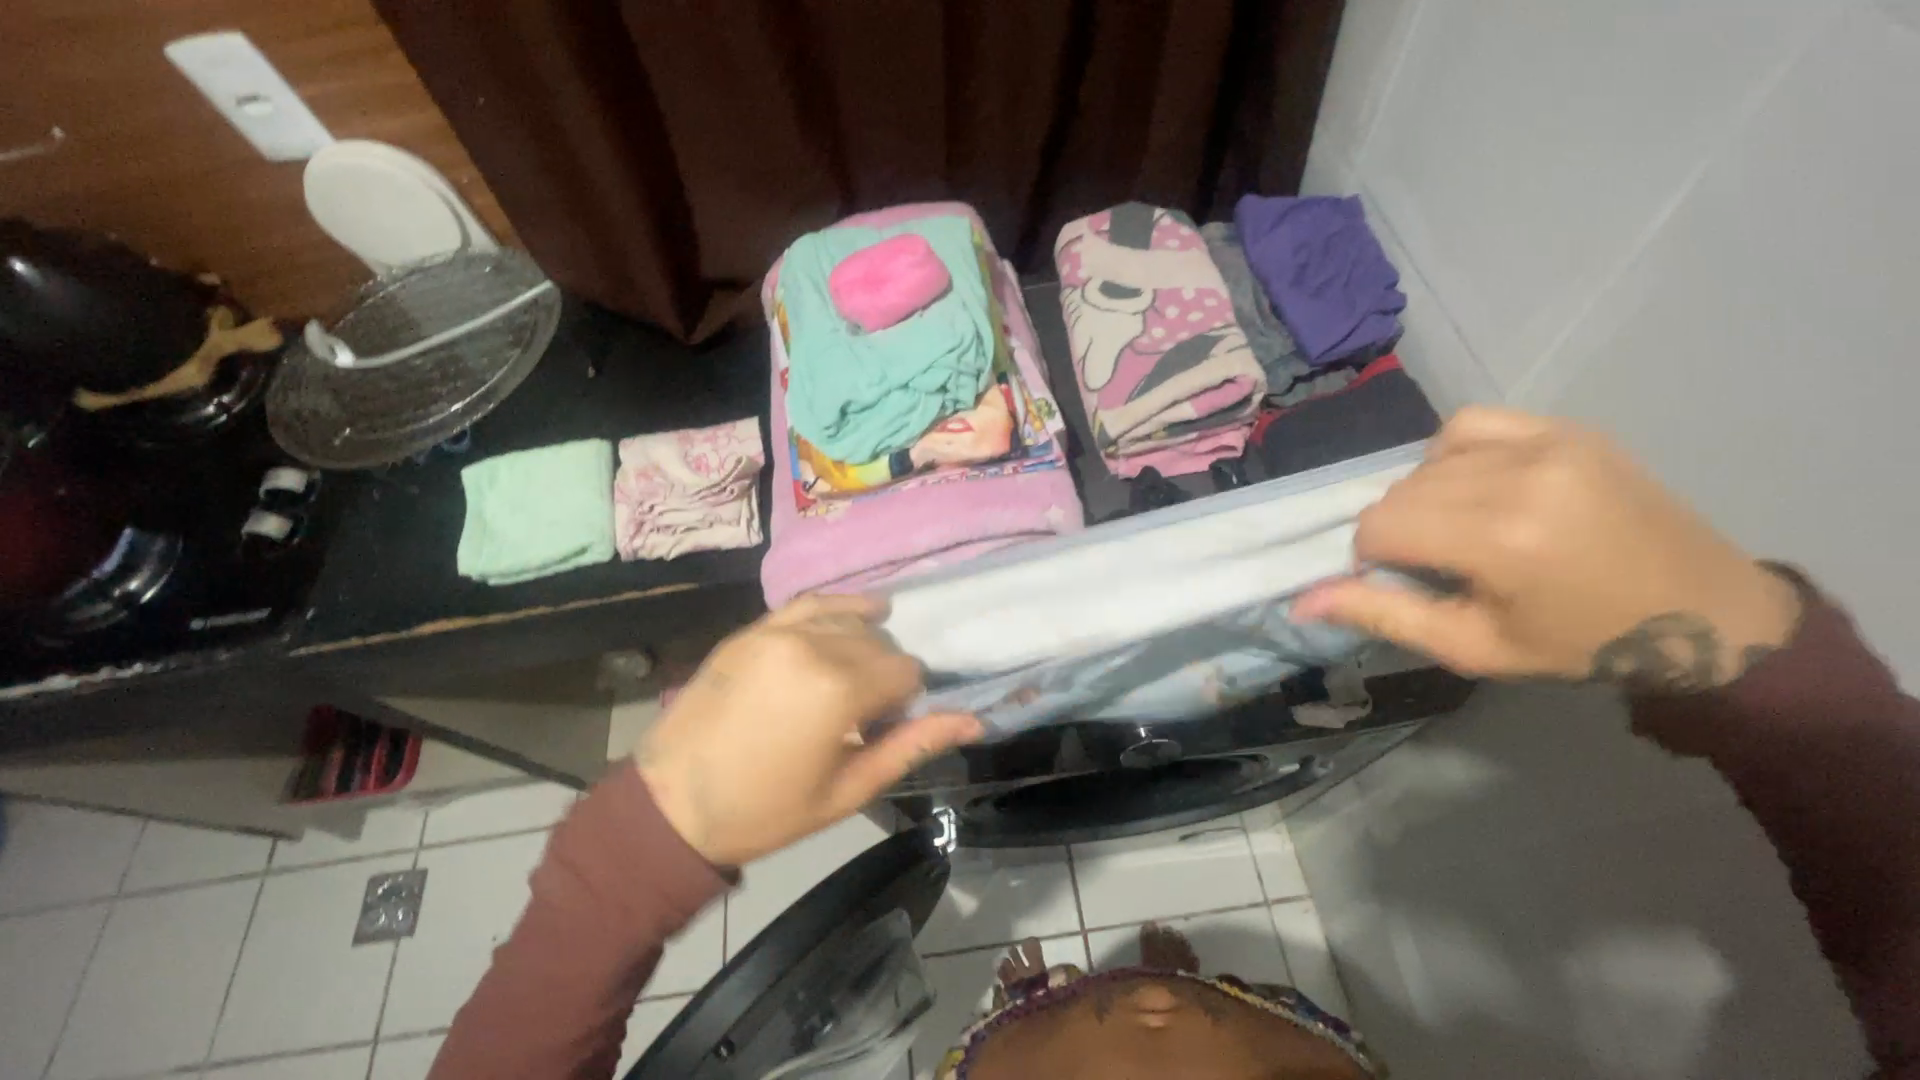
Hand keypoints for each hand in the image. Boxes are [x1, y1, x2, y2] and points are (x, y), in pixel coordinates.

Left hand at [635, 594, 981, 866]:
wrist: (672, 806)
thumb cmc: (765, 810)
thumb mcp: (848, 790)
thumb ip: (912, 746)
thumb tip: (974, 721)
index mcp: (839, 689)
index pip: (906, 670)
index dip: (907, 700)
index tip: (886, 726)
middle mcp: (813, 646)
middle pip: (879, 643)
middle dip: (884, 673)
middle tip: (865, 713)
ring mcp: (776, 632)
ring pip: (848, 620)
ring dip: (863, 642)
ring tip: (854, 673)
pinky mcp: (751, 630)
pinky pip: (808, 603)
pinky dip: (837, 607)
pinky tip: (860, 611)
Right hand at [1292, 407, 1800, 691]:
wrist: (1706, 616)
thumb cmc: (1582, 644)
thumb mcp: (1474, 648)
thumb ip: (1383, 616)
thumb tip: (1300, 600)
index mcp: (1497, 540)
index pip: (1379, 526)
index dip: (1375, 559)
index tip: (1411, 583)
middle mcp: (1518, 478)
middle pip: (1399, 492)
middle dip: (1400, 530)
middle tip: (1441, 564)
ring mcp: (1547, 444)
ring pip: (1427, 460)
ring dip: (1423, 495)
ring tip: (1460, 526)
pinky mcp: (1566, 429)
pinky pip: (1470, 425)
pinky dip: (1452, 454)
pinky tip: (1476, 485)